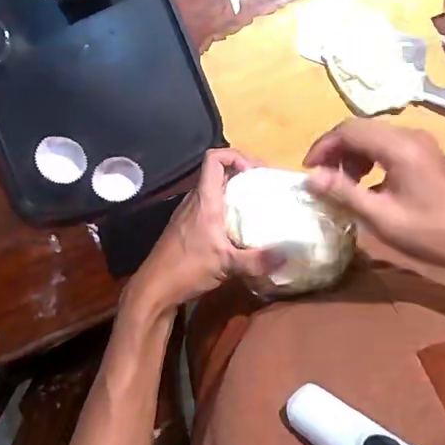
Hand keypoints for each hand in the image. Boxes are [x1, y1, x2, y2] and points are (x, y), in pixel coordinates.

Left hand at [123, 148, 277, 319]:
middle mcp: (196, 200)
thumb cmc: (187, 268)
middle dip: (244, 173)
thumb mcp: (227, 265)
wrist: (154, 289)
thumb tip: (289, 255)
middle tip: (266, 186)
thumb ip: (258, 260)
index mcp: (205, 199)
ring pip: (215, 189)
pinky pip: (210, 206)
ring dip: (236, 191)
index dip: (236, 156)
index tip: (255, 173)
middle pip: (219, 172)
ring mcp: (189, 213)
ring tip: (258, 204)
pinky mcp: (187, 226)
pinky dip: (226, 208)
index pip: (215, 158)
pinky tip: (239, 227)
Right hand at [304, 119, 444, 283]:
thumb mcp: (382, 217)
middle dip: (336, 149)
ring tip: (342, 182)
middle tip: (321, 177)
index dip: (323, 147)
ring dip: (353, 153)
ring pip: (374, 134)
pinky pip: (389, 143)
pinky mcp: (427, 152)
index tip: (308, 171)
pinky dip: (370, 156)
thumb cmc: (431, 234)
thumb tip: (310, 177)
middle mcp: (410, 134)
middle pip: (360, 127)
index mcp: (398, 146)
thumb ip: (344, 192)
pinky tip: (367, 181)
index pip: (349, 130)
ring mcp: (421, 141)